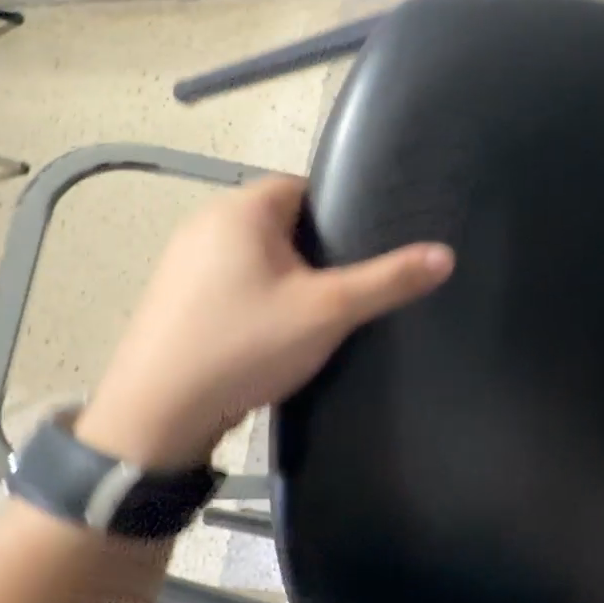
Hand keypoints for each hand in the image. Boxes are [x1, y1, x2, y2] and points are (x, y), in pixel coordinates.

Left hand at [74, 175, 453, 471]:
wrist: (157, 417)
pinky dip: (269, 293)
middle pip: (284, 219)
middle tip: (361, 276)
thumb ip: (390, 280)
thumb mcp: (331, 311)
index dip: (343, 207)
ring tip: (333, 303)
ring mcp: (186, 263)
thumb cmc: (245, 345)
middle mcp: (206, 225)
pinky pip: (240, 278)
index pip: (303, 185)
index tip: (375, 240)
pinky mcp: (180, 298)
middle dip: (324, 244)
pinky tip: (287, 326)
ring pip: (263, 252)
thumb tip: (446, 254)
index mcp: (239, 212)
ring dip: (296, 273)